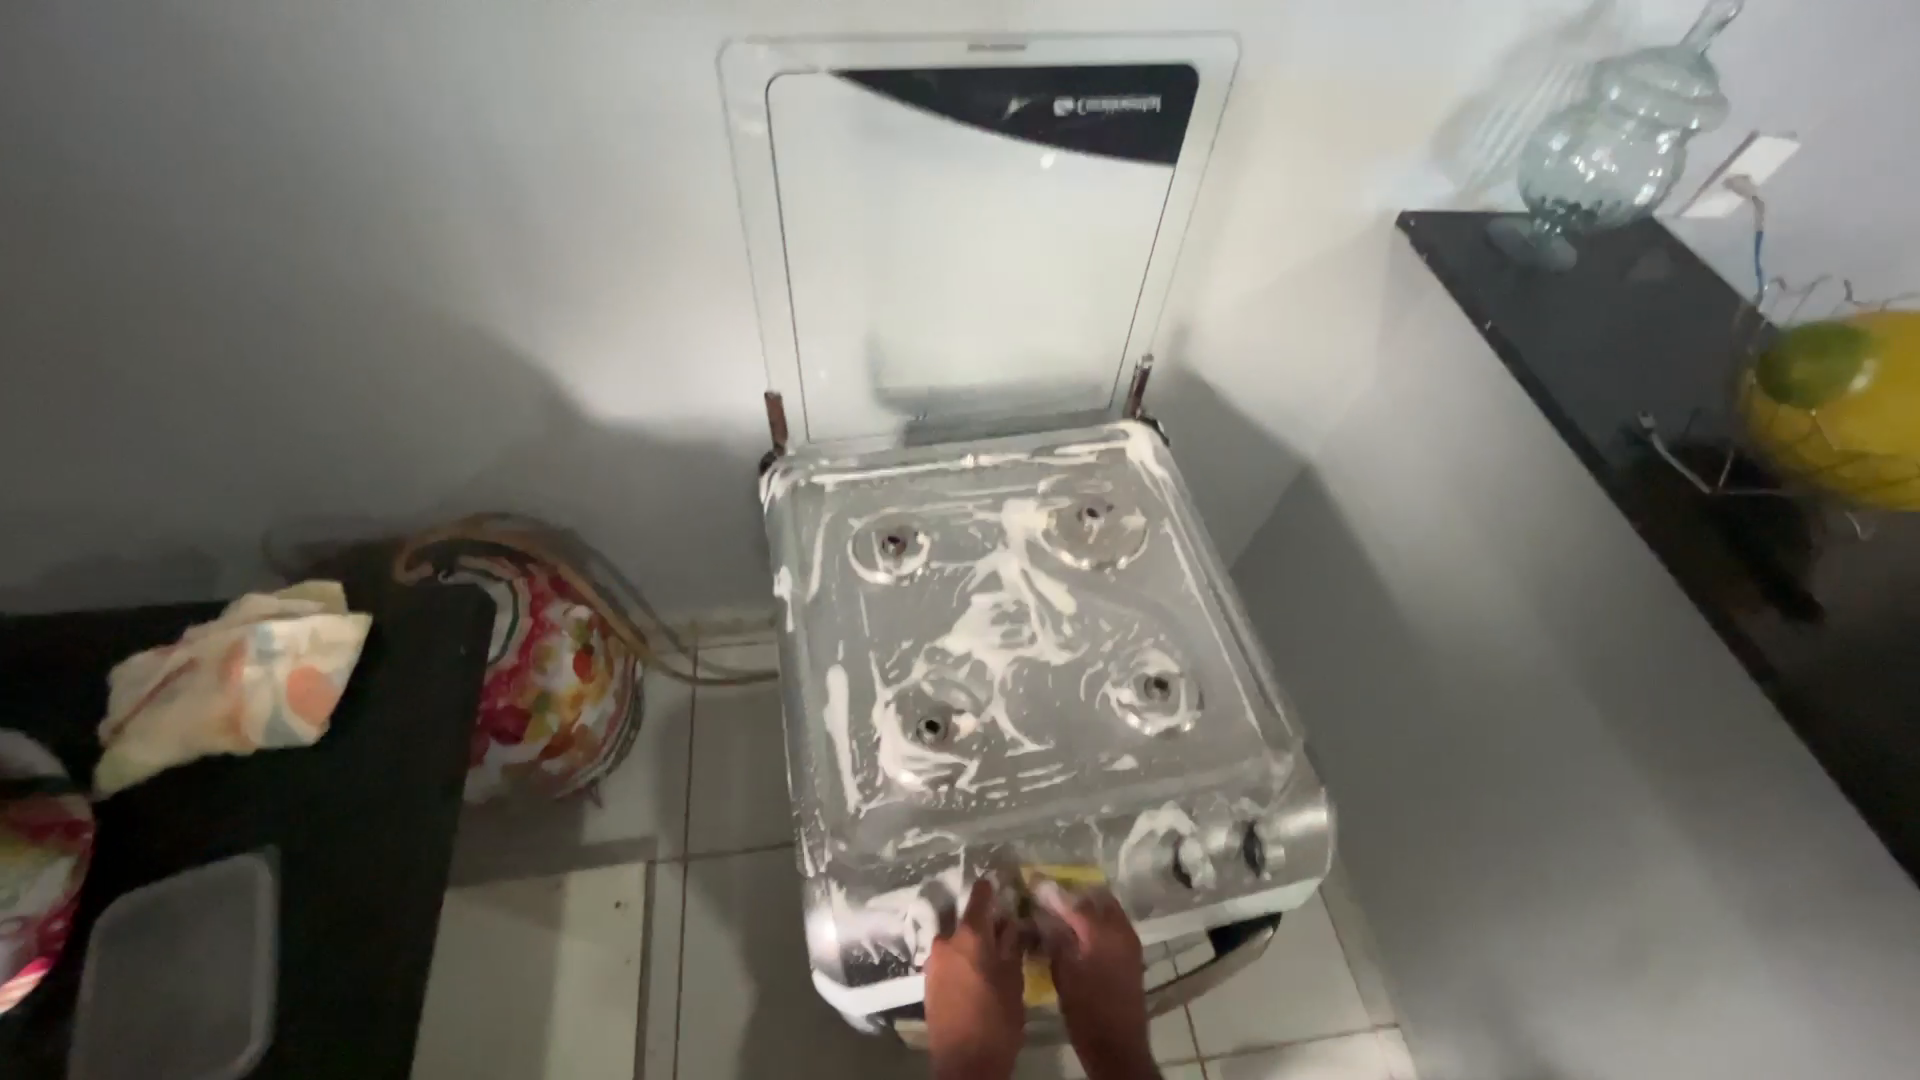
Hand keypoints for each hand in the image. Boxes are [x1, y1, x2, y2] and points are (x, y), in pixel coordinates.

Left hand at [926, 879, 1025, 1079]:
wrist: (964, 1065)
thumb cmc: (996, 1021)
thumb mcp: (1013, 981)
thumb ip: (1010, 946)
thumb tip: (1010, 922)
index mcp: (968, 936)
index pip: (978, 898)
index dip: (989, 888)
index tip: (998, 881)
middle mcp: (945, 941)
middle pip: (964, 919)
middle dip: (981, 919)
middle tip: (1000, 923)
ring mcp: (933, 961)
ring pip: (954, 939)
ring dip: (969, 939)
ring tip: (988, 949)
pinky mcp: (928, 980)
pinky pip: (947, 957)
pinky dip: (959, 956)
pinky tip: (974, 968)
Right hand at [1034, 882, 1156, 1079]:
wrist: (1118, 1047)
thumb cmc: (1086, 1012)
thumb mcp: (1063, 974)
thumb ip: (1055, 938)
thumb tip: (1043, 914)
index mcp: (1102, 933)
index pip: (1074, 901)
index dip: (1053, 892)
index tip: (1035, 882)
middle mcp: (1121, 930)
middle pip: (1097, 897)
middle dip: (1074, 893)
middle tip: (1052, 897)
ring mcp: (1130, 941)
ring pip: (1108, 909)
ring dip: (1088, 905)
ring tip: (1064, 912)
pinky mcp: (1133, 954)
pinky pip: (1115, 923)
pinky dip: (1098, 919)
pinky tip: (1080, 930)